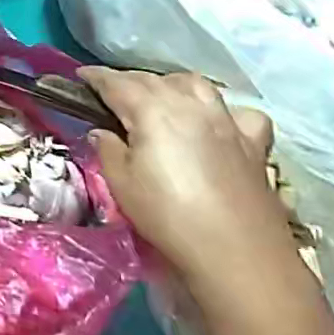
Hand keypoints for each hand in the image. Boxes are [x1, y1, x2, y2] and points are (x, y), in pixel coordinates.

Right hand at [78, 67, 296, 281]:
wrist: (240, 257)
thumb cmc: (170, 218)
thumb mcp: (121, 183)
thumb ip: (107, 148)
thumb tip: (103, 133)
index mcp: (151, 110)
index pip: (115, 82)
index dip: (94, 77)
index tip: (80, 76)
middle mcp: (188, 105)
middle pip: (151, 79)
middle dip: (127, 81)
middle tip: (111, 95)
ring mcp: (225, 122)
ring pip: (195, 84)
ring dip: (171, 85)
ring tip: (161, 99)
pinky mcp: (253, 145)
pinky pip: (239, 114)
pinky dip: (225, 113)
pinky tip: (218, 124)